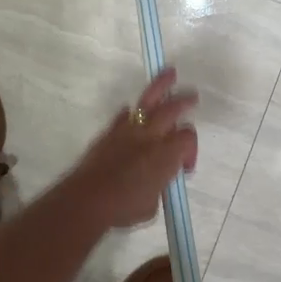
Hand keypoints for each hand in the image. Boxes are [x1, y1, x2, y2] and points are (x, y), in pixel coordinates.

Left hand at [64, 68, 198, 229]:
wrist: (88, 198)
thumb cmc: (124, 207)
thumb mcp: (152, 204)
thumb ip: (159, 186)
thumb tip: (156, 181)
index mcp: (166, 154)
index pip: (187, 137)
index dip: (191, 150)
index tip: (185, 167)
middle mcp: (150, 136)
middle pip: (172, 109)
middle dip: (184, 101)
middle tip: (192, 96)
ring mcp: (128, 130)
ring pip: (148, 101)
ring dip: (161, 86)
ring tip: (169, 73)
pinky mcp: (109, 132)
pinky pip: (125, 115)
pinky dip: (132, 112)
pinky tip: (134, 112)